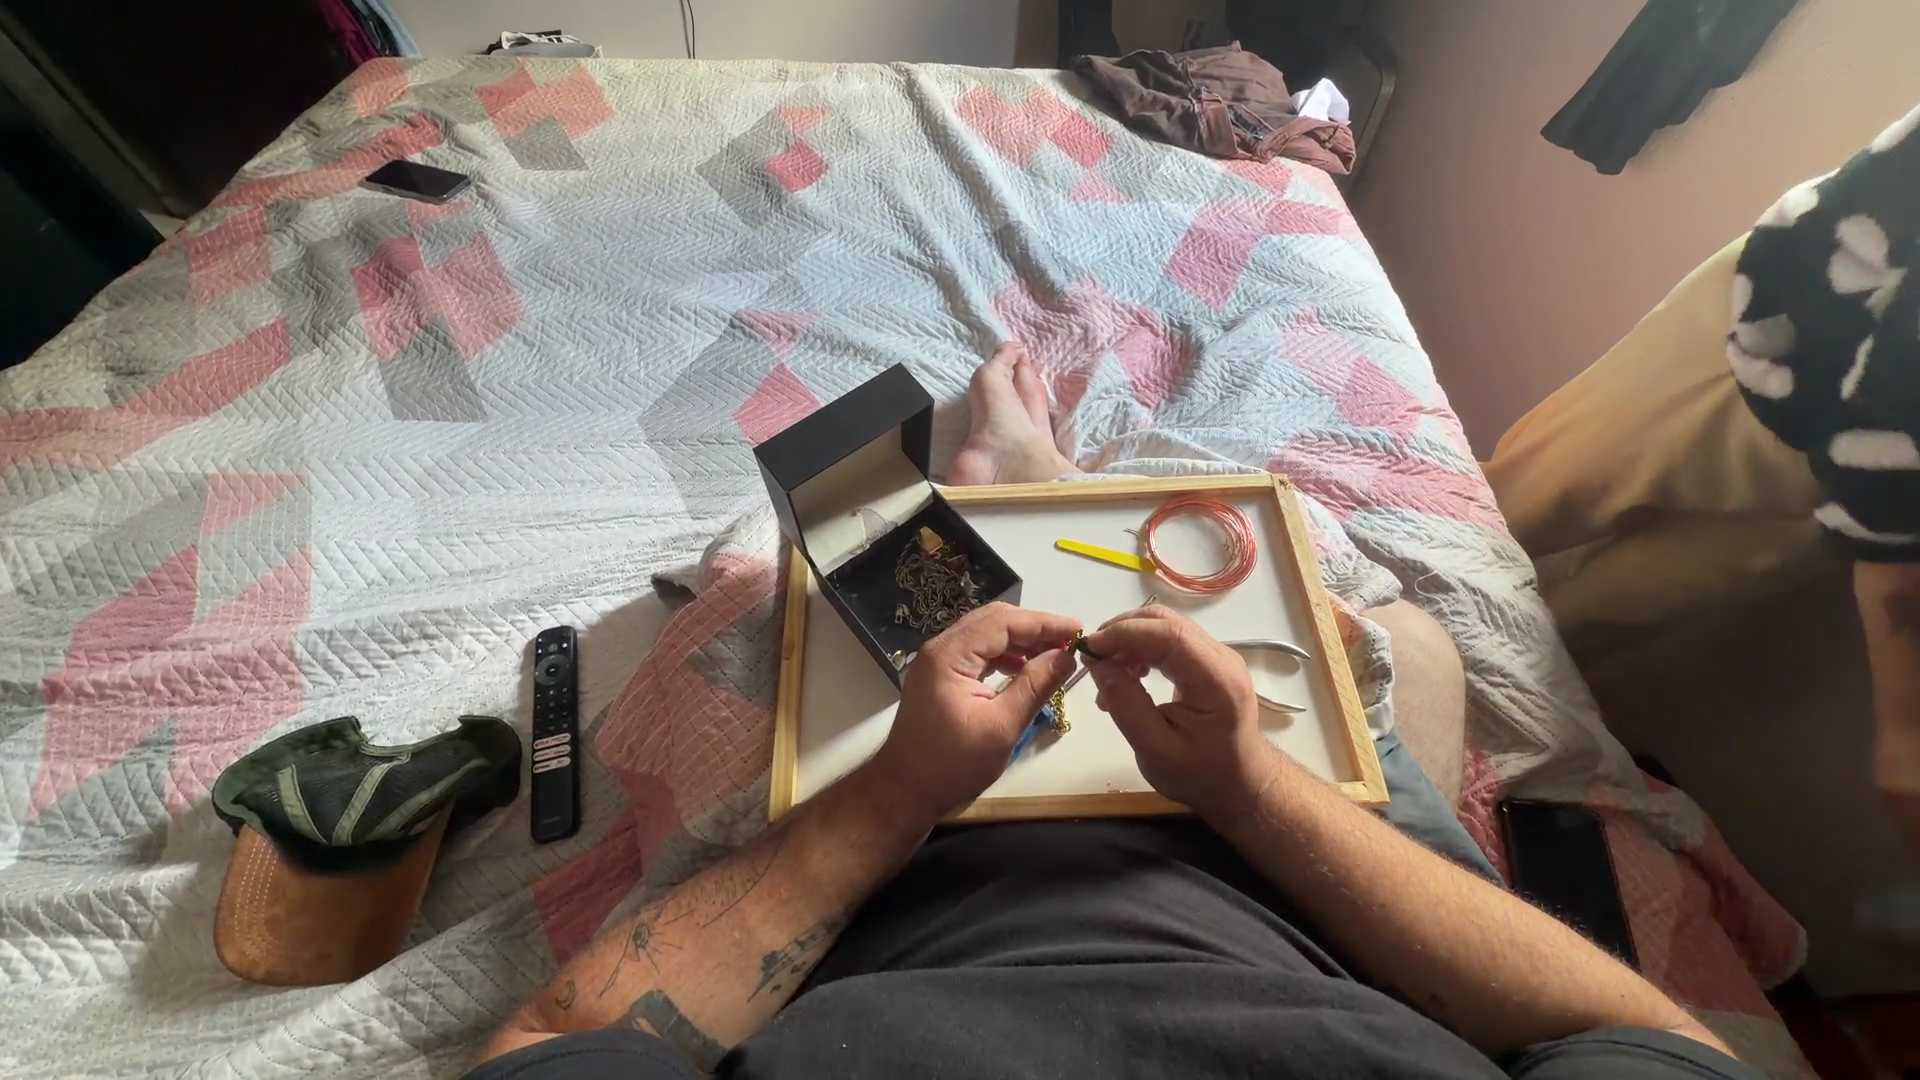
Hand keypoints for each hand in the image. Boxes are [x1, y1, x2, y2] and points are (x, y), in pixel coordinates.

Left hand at [868, 603, 1081, 820]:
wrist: (904, 792)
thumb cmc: (951, 765)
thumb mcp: (1001, 727)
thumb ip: (1034, 686)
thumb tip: (1066, 656)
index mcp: (949, 655)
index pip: (1003, 622)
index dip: (1043, 623)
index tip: (1077, 629)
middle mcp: (941, 648)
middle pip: (993, 621)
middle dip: (1034, 627)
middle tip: (1069, 641)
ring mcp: (938, 662)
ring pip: (986, 635)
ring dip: (1020, 641)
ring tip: (1054, 654)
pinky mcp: (941, 676)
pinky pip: (978, 653)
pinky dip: (1004, 655)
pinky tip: (1025, 669)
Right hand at [1085, 606, 1277, 821]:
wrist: (1238, 784)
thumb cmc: (1200, 775)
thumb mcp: (1155, 750)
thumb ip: (1126, 705)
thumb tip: (1098, 665)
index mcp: (1216, 681)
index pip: (1169, 635)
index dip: (1125, 633)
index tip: (1089, 648)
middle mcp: (1221, 658)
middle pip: (1166, 622)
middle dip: (1122, 630)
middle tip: (1091, 656)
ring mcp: (1216, 656)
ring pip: (1165, 626)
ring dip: (1129, 639)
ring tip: (1105, 669)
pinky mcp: (1207, 660)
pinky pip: (1169, 640)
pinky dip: (1140, 647)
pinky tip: (1127, 673)